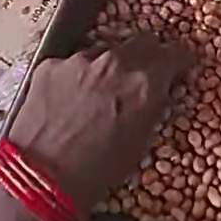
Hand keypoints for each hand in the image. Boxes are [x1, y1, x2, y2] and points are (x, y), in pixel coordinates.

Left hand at [10, 33, 192, 210]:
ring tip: (97, 93)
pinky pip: (71, 63)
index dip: (179, 60)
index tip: (179, 65)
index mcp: (145, 83)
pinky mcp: (51, 64)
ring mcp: (80, 60)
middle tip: (142, 73)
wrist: (41, 178)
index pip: (175, 54)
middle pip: (142, 42)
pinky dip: (75, 76)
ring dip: (108, 66)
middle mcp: (115, 62)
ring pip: (104, 51)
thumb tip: (158, 92)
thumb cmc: (97, 172)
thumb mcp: (140, 143)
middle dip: (147, 55)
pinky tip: (67, 100)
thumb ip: (152, 107)